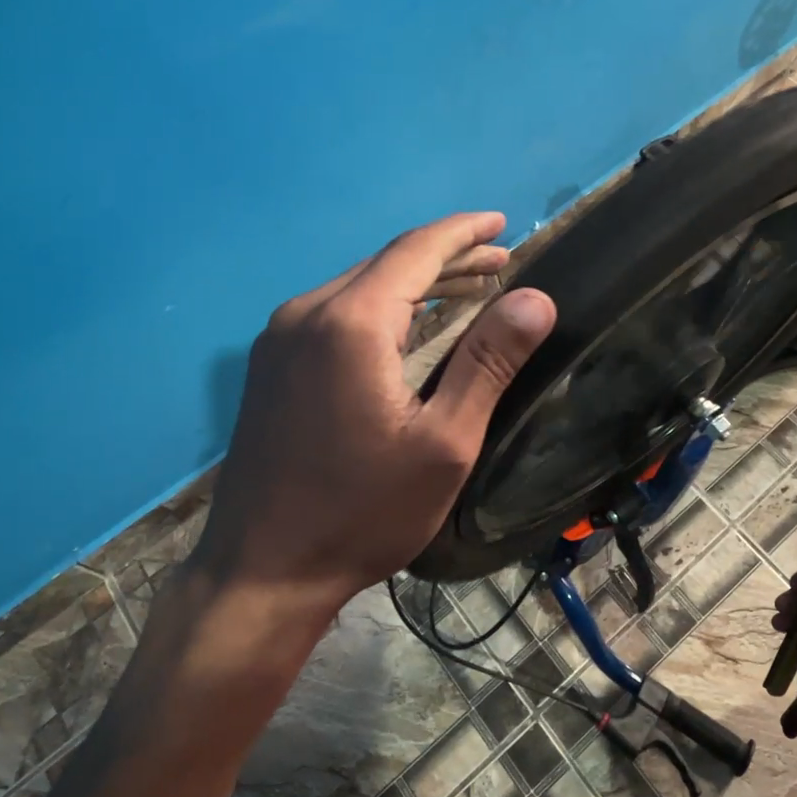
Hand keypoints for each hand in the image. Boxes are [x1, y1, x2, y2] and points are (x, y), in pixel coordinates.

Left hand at [194, 212, 556, 608]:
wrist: (260, 571)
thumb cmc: (362, 512)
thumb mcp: (443, 443)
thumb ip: (488, 362)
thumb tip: (536, 298)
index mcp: (350, 322)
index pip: (416, 249)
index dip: (464, 233)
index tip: (503, 224)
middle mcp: (306, 314)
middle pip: (387, 263)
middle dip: (447, 257)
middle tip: (500, 262)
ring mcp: (278, 339)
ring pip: (359, 286)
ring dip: (415, 283)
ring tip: (469, 288)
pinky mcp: (269, 366)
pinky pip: (334, 312)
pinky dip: (381, 307)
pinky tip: (408, 326)